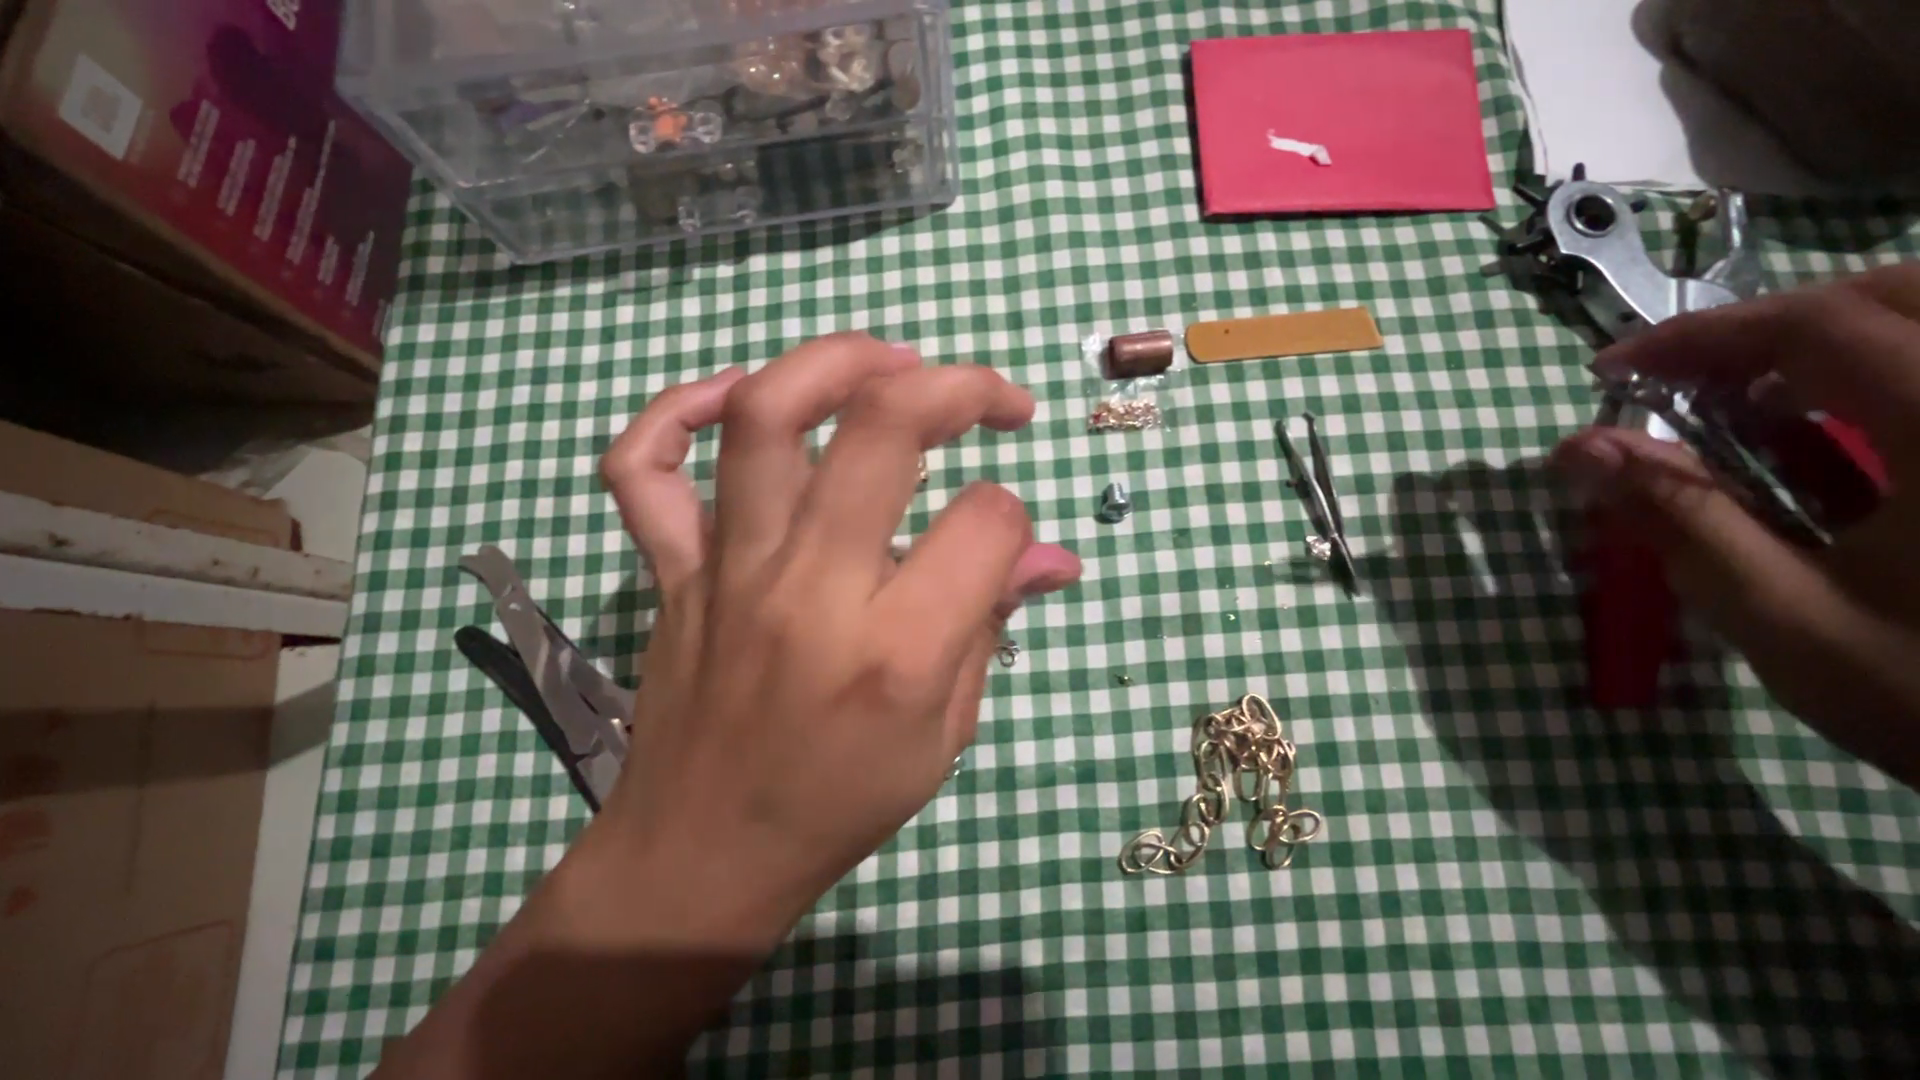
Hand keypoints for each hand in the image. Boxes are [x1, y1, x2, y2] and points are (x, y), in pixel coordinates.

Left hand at [597, 333, 1081, 936]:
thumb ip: (992, 627)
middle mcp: (810, 590)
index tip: (1005, 537)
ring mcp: (728, 570)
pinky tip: (731, 396)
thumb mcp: (944, 734)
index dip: (1015, 515)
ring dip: (836, 360)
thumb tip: (1051, 556)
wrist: (705, 853)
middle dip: (958, 387)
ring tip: (889, 361)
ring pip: (764, 415)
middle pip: (883, 427)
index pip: (985, 522)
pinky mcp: (671, 570)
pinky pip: (641, 469)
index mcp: (896, 649)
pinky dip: (674, 410)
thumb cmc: (838, 803)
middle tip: (988, 398)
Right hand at [1552, 264, 1919, 787]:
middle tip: (1691, 381)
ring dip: (1835, 341)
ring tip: (1760, 402)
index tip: (1614, 372)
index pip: (1815, 326)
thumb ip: (1684, 522)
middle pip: (1896, 295)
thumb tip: (1579, 448)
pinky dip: (1885, 377)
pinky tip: (1843, 436)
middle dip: (1775, 324)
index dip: (1700, 336)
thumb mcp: (1786, 618)